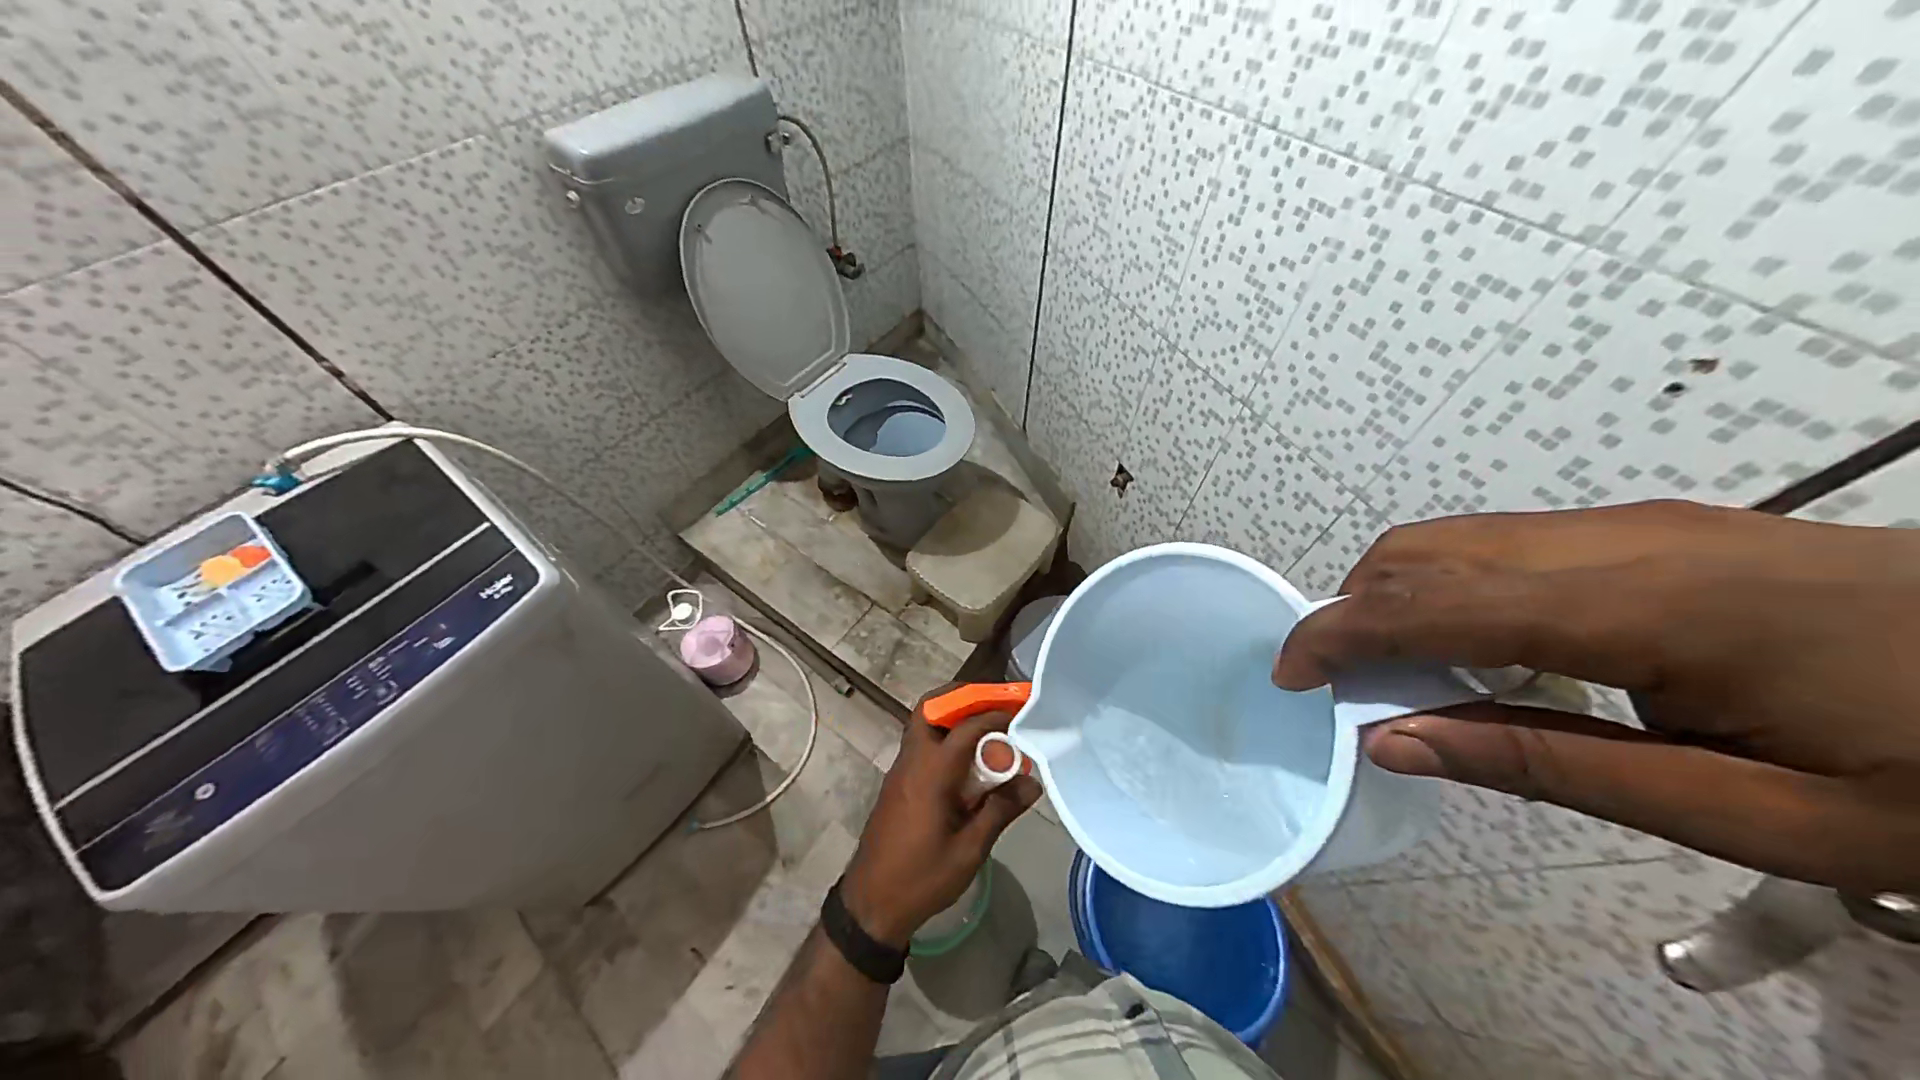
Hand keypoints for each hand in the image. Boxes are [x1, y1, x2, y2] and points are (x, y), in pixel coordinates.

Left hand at [840, 697, 1041, 946]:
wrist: (871, 902)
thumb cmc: (921, 877)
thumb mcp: (969, 850)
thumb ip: (1000, 810)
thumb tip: (1032, 782)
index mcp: (930, 773)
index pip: (965, 727)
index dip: (995, 716)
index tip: (1021, 714)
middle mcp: (912, 761)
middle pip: (931, 708)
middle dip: (963, 698)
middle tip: (996, 707)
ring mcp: (901, 770)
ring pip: (924, 723)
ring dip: (953, 716)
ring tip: (988, 730)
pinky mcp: (899, 782)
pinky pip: (922, 743)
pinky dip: (945, 737)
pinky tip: (969, 761)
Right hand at [1272, 499, 1919, 894]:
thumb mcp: (1755, 813)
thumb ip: (1550, 767)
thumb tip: (1397, 742)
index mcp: (1641, 610)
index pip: (1430, 605)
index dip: (1338, 633)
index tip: (1287, 675)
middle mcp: (1617, 541)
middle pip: (1425, 550)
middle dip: (1353, 607)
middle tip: (1341, 681)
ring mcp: (1634, 523)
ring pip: (1457, 537)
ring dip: (1397, 594)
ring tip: (1401, 669)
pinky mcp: (1651, 526)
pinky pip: (1502, 543)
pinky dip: (1449, 586)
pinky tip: (1480, 646)